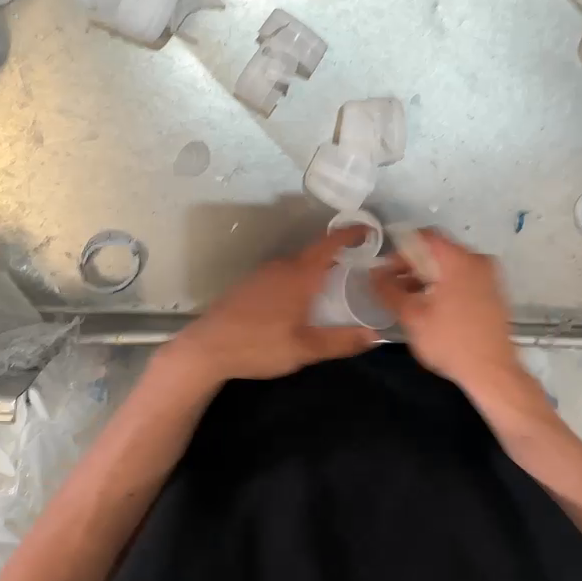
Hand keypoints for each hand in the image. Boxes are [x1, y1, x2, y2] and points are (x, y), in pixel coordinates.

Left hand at [161, 230, 379, 383]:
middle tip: (357, 268)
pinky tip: (299, 302)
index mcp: (299, 276)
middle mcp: (281, 267)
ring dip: (316, 269)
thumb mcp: (304, 349)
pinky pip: (282, 274)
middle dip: (337, 256)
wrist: (207, 348)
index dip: (350, 234)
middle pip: (314, 253)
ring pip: (297, 264)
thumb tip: (374, 335)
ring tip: (332, 286)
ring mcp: (262, 274)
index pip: (329, 245)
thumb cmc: (259, 345)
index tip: (369, 231)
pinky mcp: (249, 285)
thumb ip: (340, 341)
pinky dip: (298, 279)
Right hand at [371, 230, 523, 391]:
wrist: (492, 371)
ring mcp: (490, 277)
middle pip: (438, 251)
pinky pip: (464, 278)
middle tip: (393, 286)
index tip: (386, 269)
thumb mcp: (412, 316)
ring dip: (427, 277)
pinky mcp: (494, 293)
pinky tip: (431, 307)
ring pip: (451, 266)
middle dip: (412, 265)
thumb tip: (374, 274)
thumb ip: (388, 290)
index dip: (401, 249)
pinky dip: (445, 285)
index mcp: (459, 259)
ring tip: (408, 299)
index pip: (425, 236)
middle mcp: (478, 260)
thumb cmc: (450, 341)